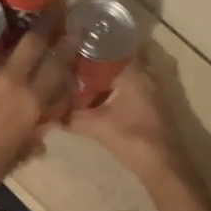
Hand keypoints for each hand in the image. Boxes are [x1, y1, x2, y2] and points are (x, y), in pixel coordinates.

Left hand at [0, 21, 74, 206]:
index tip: (73, 34)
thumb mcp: (16, 157)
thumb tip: (42, 130)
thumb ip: (33, 139)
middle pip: (34, 41)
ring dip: (9, 41)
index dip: (68, 48)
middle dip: (47, 23)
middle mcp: (11, 79)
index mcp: (32, 103)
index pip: (58, 67)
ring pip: (2, 45)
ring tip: (10, 34)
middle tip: (55, 10)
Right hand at [65, 50, 190, 183]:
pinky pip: (132, 87)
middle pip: (118, 60)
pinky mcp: (155, 103)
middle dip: (97, 62)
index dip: (90, 46)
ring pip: (126, 74)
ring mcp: (154, 89)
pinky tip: (100, 98)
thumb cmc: (130, 137)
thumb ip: (69, 116)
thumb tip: (47, 112)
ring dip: (108, 77)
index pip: (110, 47)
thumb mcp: (94, 126)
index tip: (71, 47)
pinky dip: (117, 89)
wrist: (162, 164)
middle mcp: (146, 74)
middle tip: (73, 63)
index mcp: (133, 72)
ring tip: (82, 80)